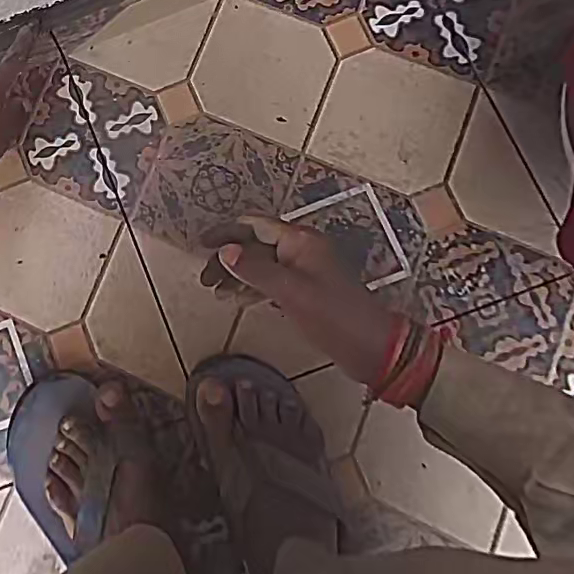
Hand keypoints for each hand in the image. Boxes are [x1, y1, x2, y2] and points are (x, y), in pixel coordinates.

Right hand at [199, 216, 398, 384]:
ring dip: (238, 275)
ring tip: (214, 291)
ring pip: (262, 265)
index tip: (202, 244)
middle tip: (204, 278)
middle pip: (256, 245)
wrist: (372, 348)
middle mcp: (301, 250)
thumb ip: (256, 270)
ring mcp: (304, 272)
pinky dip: (253, 288)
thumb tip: (225, 250)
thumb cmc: (334, 316)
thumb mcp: (291, 292)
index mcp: (300, 241)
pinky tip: (237, 299)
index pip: (255, 226)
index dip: (227, 232)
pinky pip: (272, 282)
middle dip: (229, 258)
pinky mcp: (305, 292)